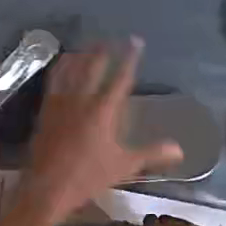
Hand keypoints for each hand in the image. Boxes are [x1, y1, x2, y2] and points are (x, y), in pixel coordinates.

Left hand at [18, 39, 181, 221]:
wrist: (47, 186)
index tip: (136, 41)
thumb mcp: (124, 166)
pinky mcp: (45, 109)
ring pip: (70, 69)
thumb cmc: (88, 177)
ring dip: (81, 55)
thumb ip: (152, 153)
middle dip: (104, 50)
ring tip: (87, 46)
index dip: (130, 57)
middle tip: (112, 39)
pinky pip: (53, 81)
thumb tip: (180, 149)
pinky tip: (62, 66)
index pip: (120, 77)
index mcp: (103, 110)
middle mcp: (81, 99)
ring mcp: (60, 102)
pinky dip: (60, 68)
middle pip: (93, 65)